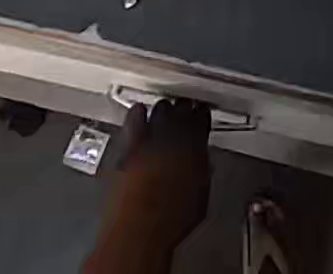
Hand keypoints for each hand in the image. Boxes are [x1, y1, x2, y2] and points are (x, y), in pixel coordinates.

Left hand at [82, 99, 211, 273]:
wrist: (142, 227)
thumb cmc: (172, 217)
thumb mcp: (200, 194)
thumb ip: (202, 170)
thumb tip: (202, 168)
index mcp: (196, 142)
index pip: (202, 116)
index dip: (201, 115)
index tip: (200, 116)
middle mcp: (175, 132)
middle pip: (181, 107)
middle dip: (183, 109)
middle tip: (183, 113)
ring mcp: (151, 134)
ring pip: (160, 107)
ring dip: (163, 110)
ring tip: (163, 113)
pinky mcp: (130, 142)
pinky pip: (135, 116)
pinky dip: (138, 113)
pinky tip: (139, 113)